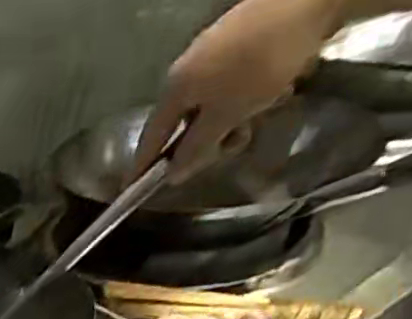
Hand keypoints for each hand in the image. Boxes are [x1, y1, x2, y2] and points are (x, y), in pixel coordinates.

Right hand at [133, 0, 345, 177]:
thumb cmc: (261, 63)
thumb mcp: (227, 116)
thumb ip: (195, 149)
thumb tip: (172, 175)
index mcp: (173, 89)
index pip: (150, 138)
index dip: (142, 166)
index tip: (133, 188)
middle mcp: (185, 68)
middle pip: (185, 120)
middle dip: (206, 138)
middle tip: (235, 142)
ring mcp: (214, 49)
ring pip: (213, 100)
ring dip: (234, 114)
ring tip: (267, 108)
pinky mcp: (244, 35)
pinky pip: (235, 78)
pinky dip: (249, 91)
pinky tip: (277, 85)